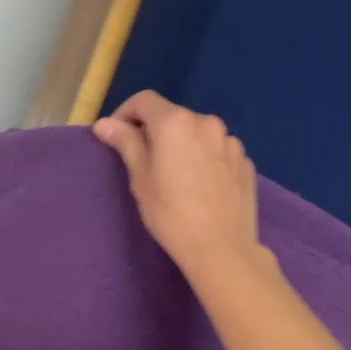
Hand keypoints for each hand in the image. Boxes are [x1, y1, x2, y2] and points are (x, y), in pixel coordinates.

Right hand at [91, 90, 265, 282]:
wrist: (222, 248)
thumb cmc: (171, 214)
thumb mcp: (140, 179)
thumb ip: (126, 143)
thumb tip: (105, 123)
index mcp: (176, 122)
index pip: (145, 100)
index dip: (126, 113)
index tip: (117, 136)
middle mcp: (206, 123)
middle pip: (173, 117)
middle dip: (156, 132)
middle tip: (144, 163)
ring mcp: (230, 142)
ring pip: (198, 135)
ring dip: (183, 146)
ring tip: (177, 177)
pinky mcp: (245, 162)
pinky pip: (218, 152)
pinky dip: (205, 159)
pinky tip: (201, 188)